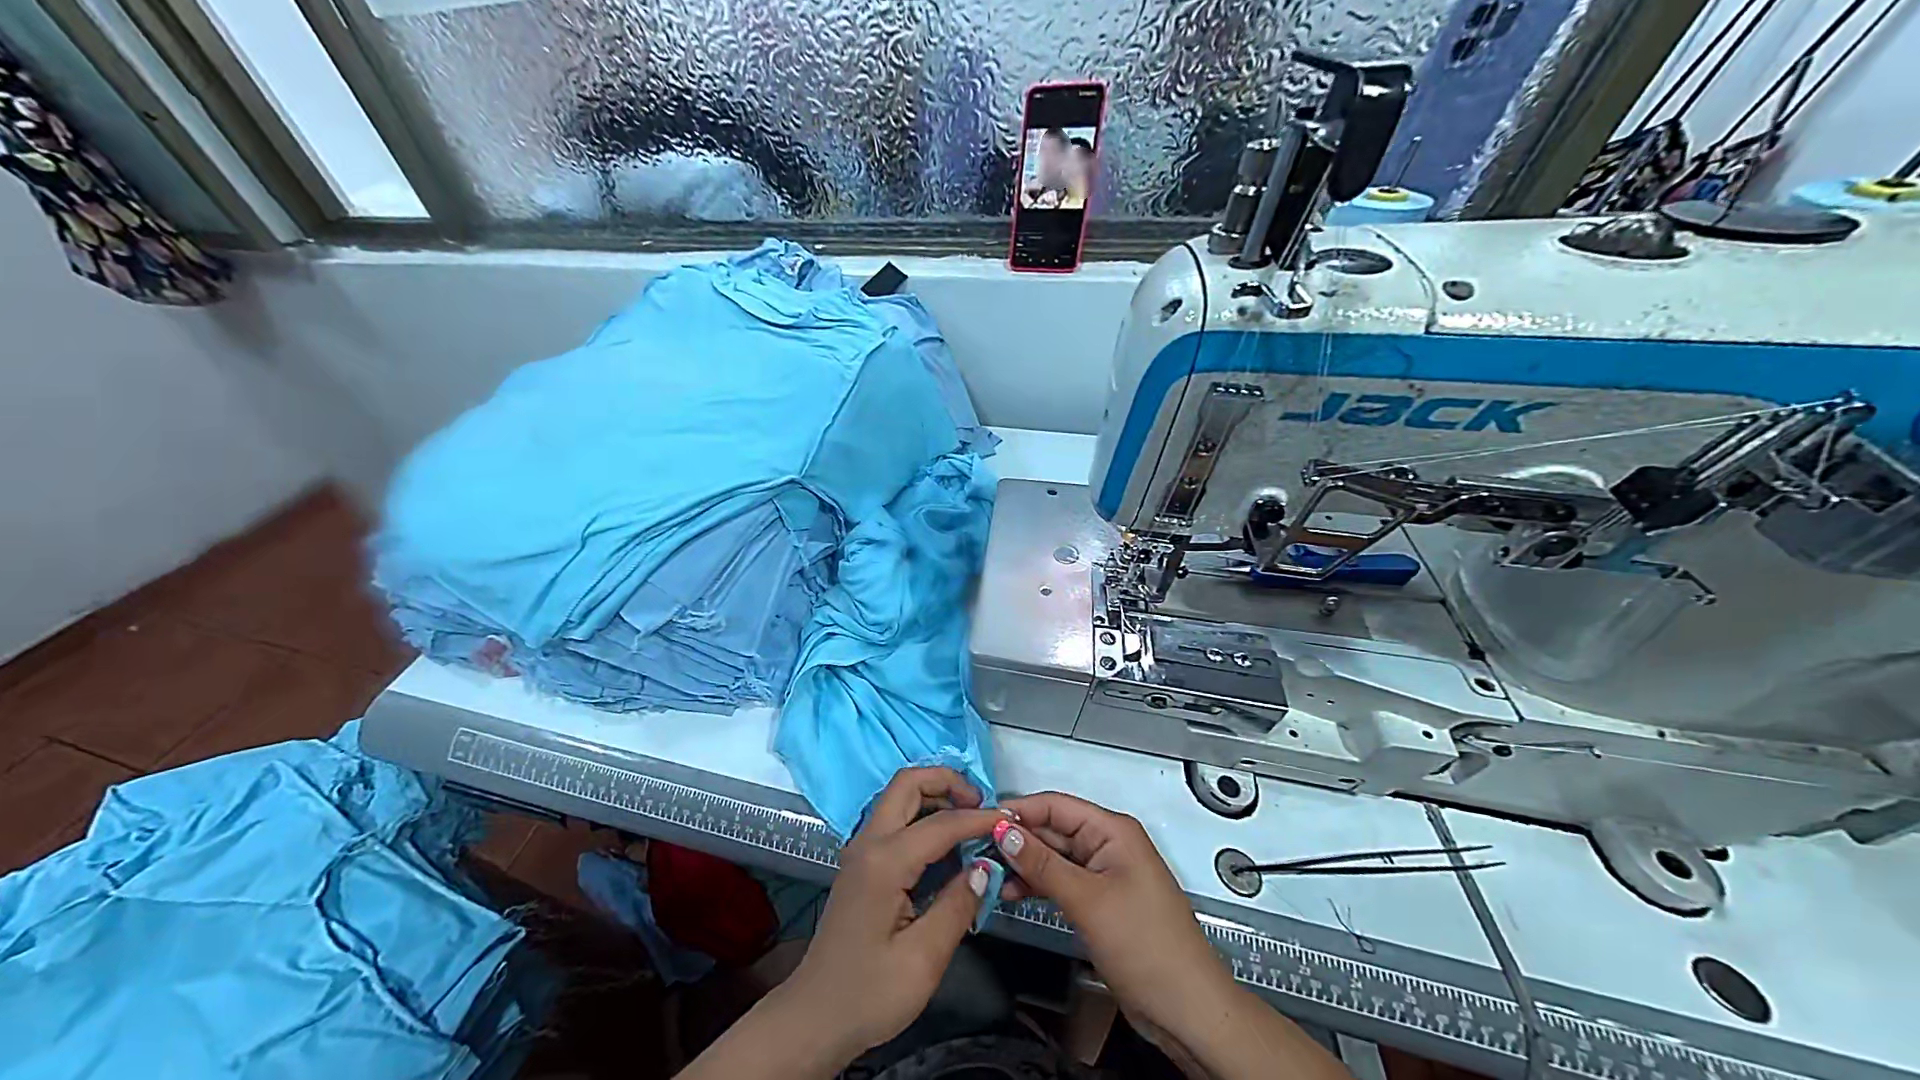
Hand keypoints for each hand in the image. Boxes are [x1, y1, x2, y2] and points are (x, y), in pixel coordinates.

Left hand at [775, 767, 1004, 1061]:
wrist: (815, 1018)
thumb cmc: (869, 993)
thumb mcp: (923, 958)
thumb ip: (958, 905)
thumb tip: (986, 865)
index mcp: (884, 862)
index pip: (941, 823)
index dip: (980, 819)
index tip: (1010, 821)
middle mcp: (868, 843)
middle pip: (908, 783)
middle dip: (948, 782)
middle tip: (983, 806)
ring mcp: (861, 850)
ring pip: (898, 796)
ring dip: (934, 795)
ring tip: (970, 820)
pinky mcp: (861, 863)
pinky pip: (894, 818)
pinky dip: (922, 813)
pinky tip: (945, 842)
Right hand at [993, 793, 1238, 1048]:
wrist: (1185, 1008)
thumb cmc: (1147, 946)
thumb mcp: (1087, 900)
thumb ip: (1042, 863)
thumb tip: (1004, 831)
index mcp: (1113, 831)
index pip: (1056, 806)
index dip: (1019, 811)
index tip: (982, 822)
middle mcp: (1108, 844)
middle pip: (1053, 829)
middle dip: (1018, 840)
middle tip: (979, 852)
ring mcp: (1104, 873)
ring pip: (1054, 856)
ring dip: (1024, 864)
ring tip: (991, 876)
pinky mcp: (1100, 900)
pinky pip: (1061, 880)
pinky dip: (1038, 884)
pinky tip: (1014, 893)